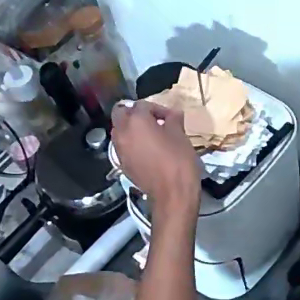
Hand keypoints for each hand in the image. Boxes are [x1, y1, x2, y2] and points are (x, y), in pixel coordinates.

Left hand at [111, 101, 198, 217]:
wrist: (172, 194)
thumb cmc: (178, 160)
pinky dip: (131, 143)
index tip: (171, 117)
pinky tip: (146, 150)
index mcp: (136, 121)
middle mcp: (122, 132)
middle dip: (135, 113)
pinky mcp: (122, 164)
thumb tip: (173, 112)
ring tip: (150, 135)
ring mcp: (119, 149)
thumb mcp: (180, 135)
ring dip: (131, 128)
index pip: (143, 105)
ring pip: (119, 130)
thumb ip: (173, 119)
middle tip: (153, 120)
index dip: (158, 108)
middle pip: (121, 113)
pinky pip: (122, 146)